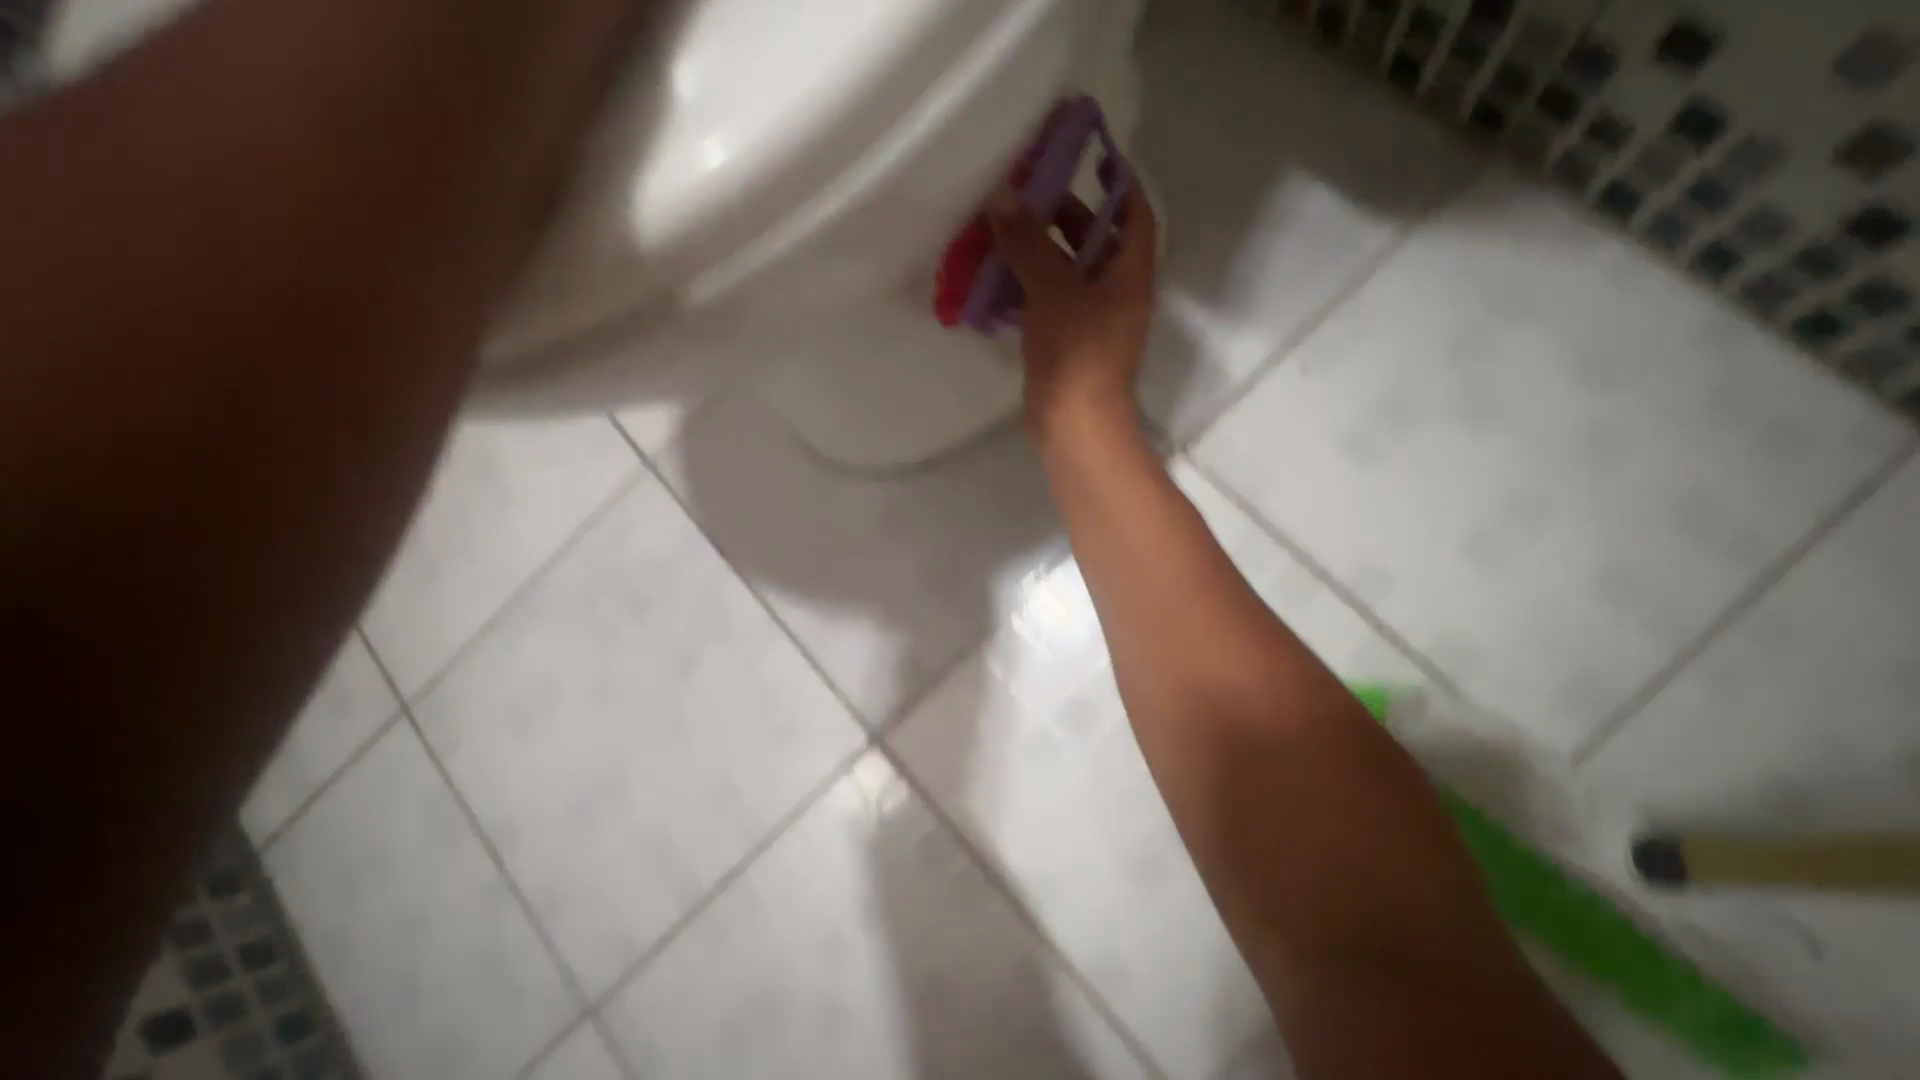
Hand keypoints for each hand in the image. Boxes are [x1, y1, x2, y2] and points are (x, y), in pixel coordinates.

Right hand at [988, 184, 1158, 443]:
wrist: (1076, 426)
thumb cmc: (1077, 352)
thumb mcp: (1052, 289)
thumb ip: (1028, 242)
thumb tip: (1003, 196)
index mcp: (1130, 275)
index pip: (1135, 216)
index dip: (1119, 184)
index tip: (1094, 156)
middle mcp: (1117, 294)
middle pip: (1098, 242)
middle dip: (1066, 215)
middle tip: (1030, 191)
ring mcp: (1093, 322)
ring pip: (1069, 273)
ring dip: (1040, 251)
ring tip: (1004, 228)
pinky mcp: (1067, 344)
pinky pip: (1049, 302)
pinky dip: (1027, 286)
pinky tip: (996, 277)